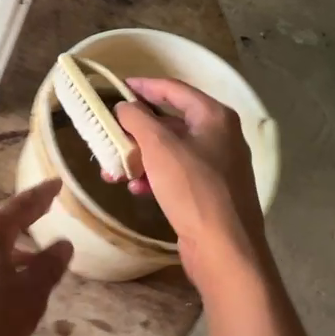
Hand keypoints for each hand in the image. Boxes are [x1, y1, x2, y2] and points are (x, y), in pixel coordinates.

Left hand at [0, 180, 73, 335]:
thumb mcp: (28, 297)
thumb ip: (47, 268)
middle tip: (45, 211)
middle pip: (3, 222)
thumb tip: (63, 243)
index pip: (22, 205)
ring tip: (34, 259)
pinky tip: (4, 287)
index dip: (42, 195)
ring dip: (13, 247)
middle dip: (25, 218)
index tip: (56, 182)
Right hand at [113, 78, 267, 273]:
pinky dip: (154, 177)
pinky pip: (176, 174)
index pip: (173, 89)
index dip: (143, 85)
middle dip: (136, 130)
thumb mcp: (158, 147)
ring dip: (139, 157)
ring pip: (170, 151)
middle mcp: (220, 136)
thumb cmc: (193, 189)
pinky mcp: (210, 192)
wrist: (225, 250)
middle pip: (170, 122)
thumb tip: (124, 107)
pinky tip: (136, 189)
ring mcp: (217, 166)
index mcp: (214, 117)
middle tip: (109, 132)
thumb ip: (137, 119)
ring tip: (113, 168)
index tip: (117, 87)